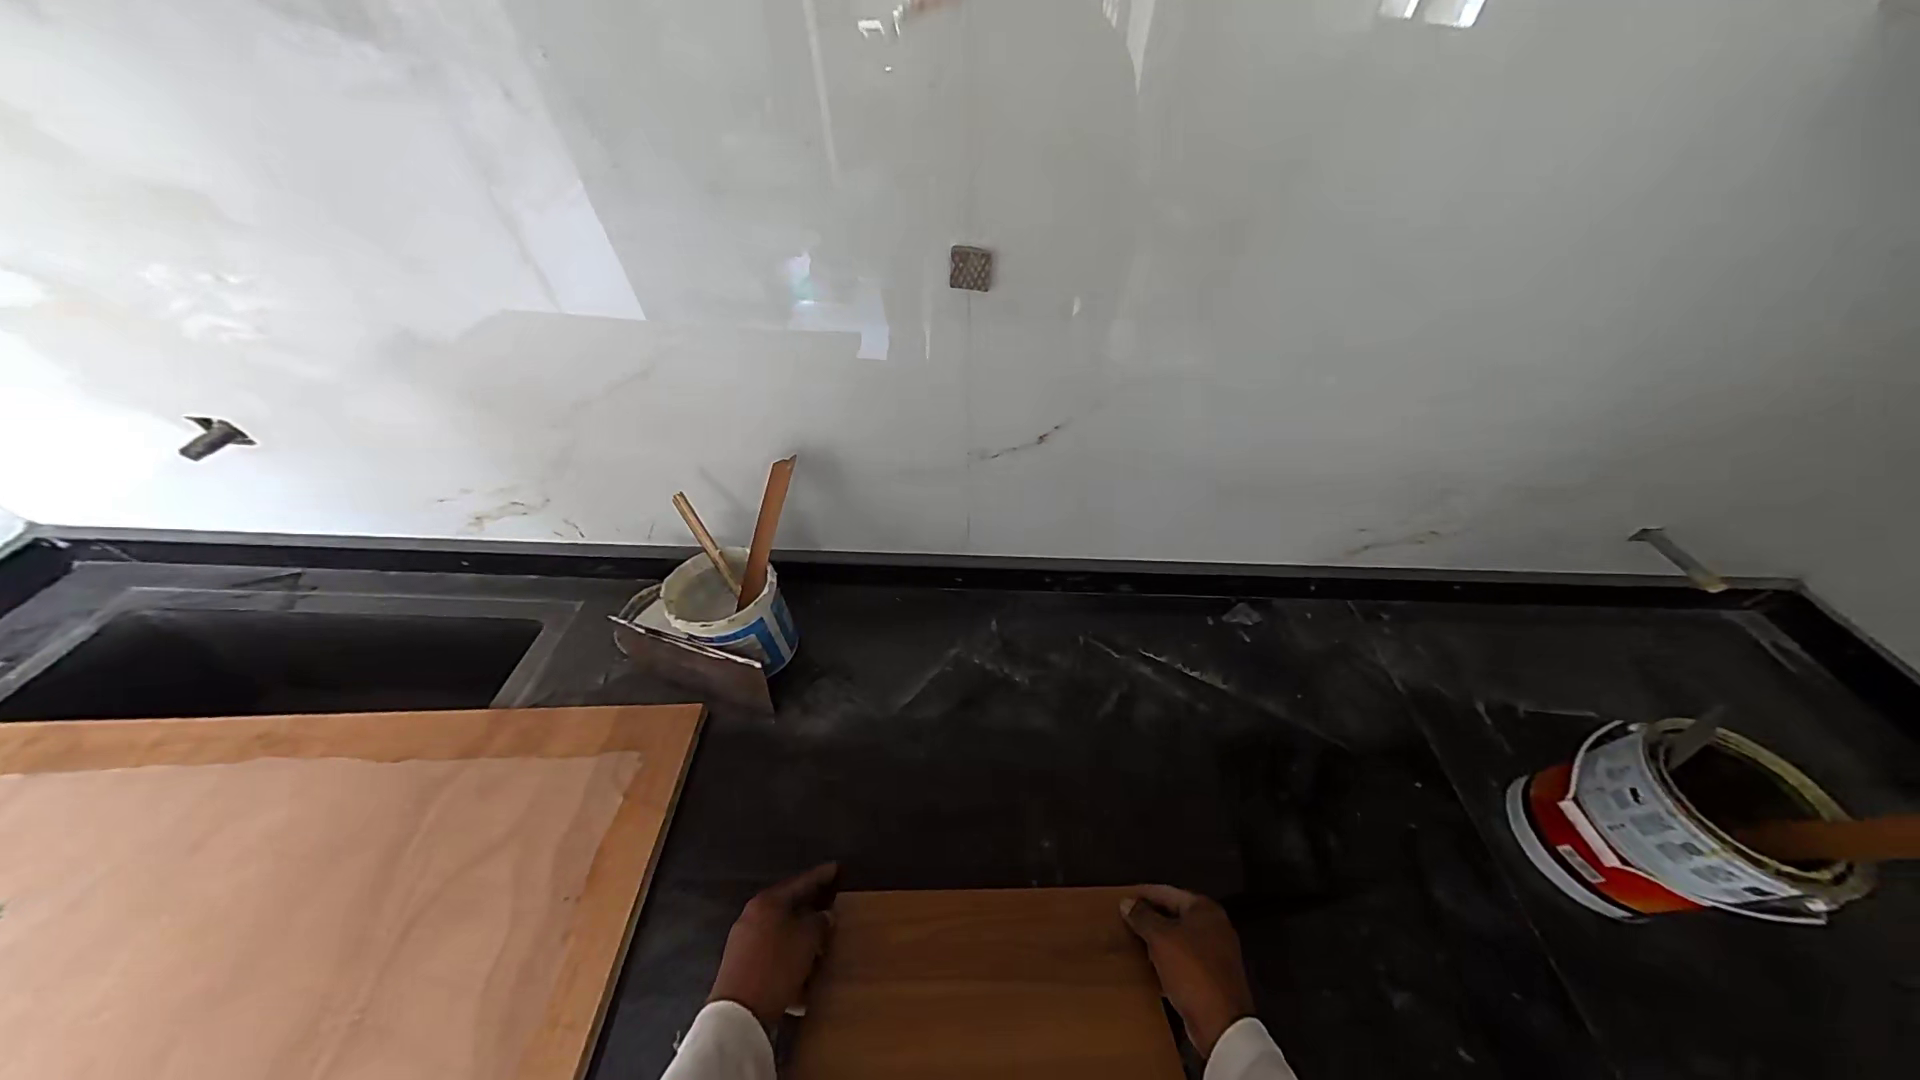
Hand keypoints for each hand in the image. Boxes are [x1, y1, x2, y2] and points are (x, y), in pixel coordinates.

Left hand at [708, 862, 840, 1025]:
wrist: (738, 1014)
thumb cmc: (776, 966)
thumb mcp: (807, 940)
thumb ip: (820, 922)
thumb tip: (824, 915)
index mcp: (767, 902)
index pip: (800, 882)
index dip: (821, 875)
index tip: (835, 868)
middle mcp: (753, 915)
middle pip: (788, 905)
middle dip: (811, 906)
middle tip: (830, 903)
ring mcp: (743, 941)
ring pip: (781, 930)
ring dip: (801, 935)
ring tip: (821, 941)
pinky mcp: (740, 965)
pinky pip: (772, 951)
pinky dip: (789, 954)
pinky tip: (803, 969)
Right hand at [1121, 885, 1254, 1057]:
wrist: (1221, 1024)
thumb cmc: (1191, 970)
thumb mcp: (1161, 938)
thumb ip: (1142, 917)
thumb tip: (1127, 902)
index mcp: (1205, 909)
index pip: (1167, 892)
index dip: (1142, 894)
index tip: (1121, 898)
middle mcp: (1214, 925)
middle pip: (1174, 914)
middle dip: (1149, 918)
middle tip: (1124, 919)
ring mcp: (1216, 952)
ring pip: (1178, 938)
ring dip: (1156, 940)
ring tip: (1131, 941)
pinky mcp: (1213, 976)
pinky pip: (1183, 959)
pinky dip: (1166, 959)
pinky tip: (1148, 966)